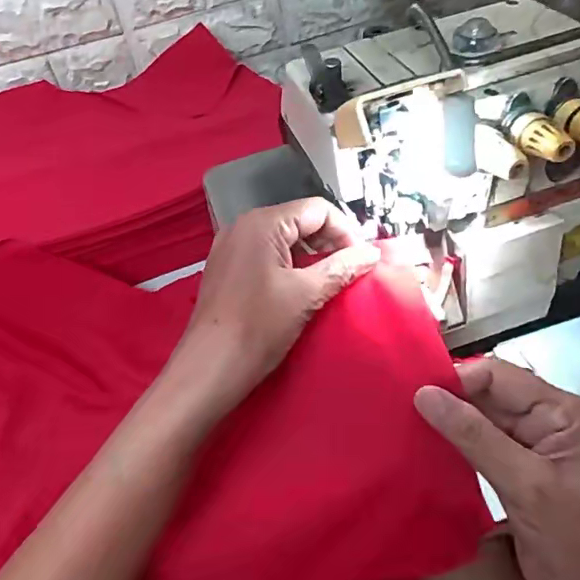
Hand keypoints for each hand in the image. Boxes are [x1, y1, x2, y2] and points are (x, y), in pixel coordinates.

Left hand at [169, 198, 380, 413]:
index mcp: (262, 223)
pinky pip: (265, 253)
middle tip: (349, 271)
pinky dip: (288, 265)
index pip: (317, 210)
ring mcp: (230, 246)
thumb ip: (342, 267)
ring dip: (310, 255)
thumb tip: (372, 253)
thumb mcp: (307, 294)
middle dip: (329, 242)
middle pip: (299, 220)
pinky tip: (299, 290)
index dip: (345, 231)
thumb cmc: (258, 328)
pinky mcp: (226, 267)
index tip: (361, 260)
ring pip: (283, 238)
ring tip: (327, 283)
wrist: (208, 369)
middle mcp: (242, 226)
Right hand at [413, 357, 579, 579]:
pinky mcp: (522, 475)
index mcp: (566, 413)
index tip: (416, 391)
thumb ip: (475, 437)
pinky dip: (459, 446)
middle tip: (403, 403)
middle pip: (492, 394)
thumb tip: (425, 394)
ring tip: (409, 421)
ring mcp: (537, 449)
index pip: (502, 376)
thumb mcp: (528, 487)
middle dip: (451, 398)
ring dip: (451, 421)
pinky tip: (430, 446)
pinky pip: (484, 446)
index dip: (460, 379)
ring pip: (484, 420)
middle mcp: (552, 422)